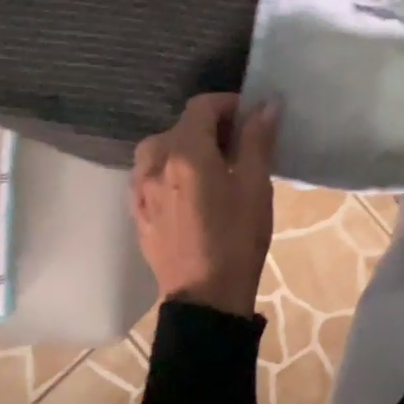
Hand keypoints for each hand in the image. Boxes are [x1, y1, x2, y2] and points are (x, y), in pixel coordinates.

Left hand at [131, 94, 279, 317]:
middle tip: (235, 146)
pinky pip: (150, 177)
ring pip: (159, 151)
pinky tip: (190, 193)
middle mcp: (155, 164)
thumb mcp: (256, 184)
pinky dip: (169, 172)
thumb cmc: (237, 237)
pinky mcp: (138, 214)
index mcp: (185, 152)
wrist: (206, 299)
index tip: (250, 119)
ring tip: (211, 169)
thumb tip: (266, 104)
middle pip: (179, 127)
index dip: (228, 104)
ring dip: (184, 148)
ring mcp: (140, 191)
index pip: (201, 107)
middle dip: (207, 128)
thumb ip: (257, 138)